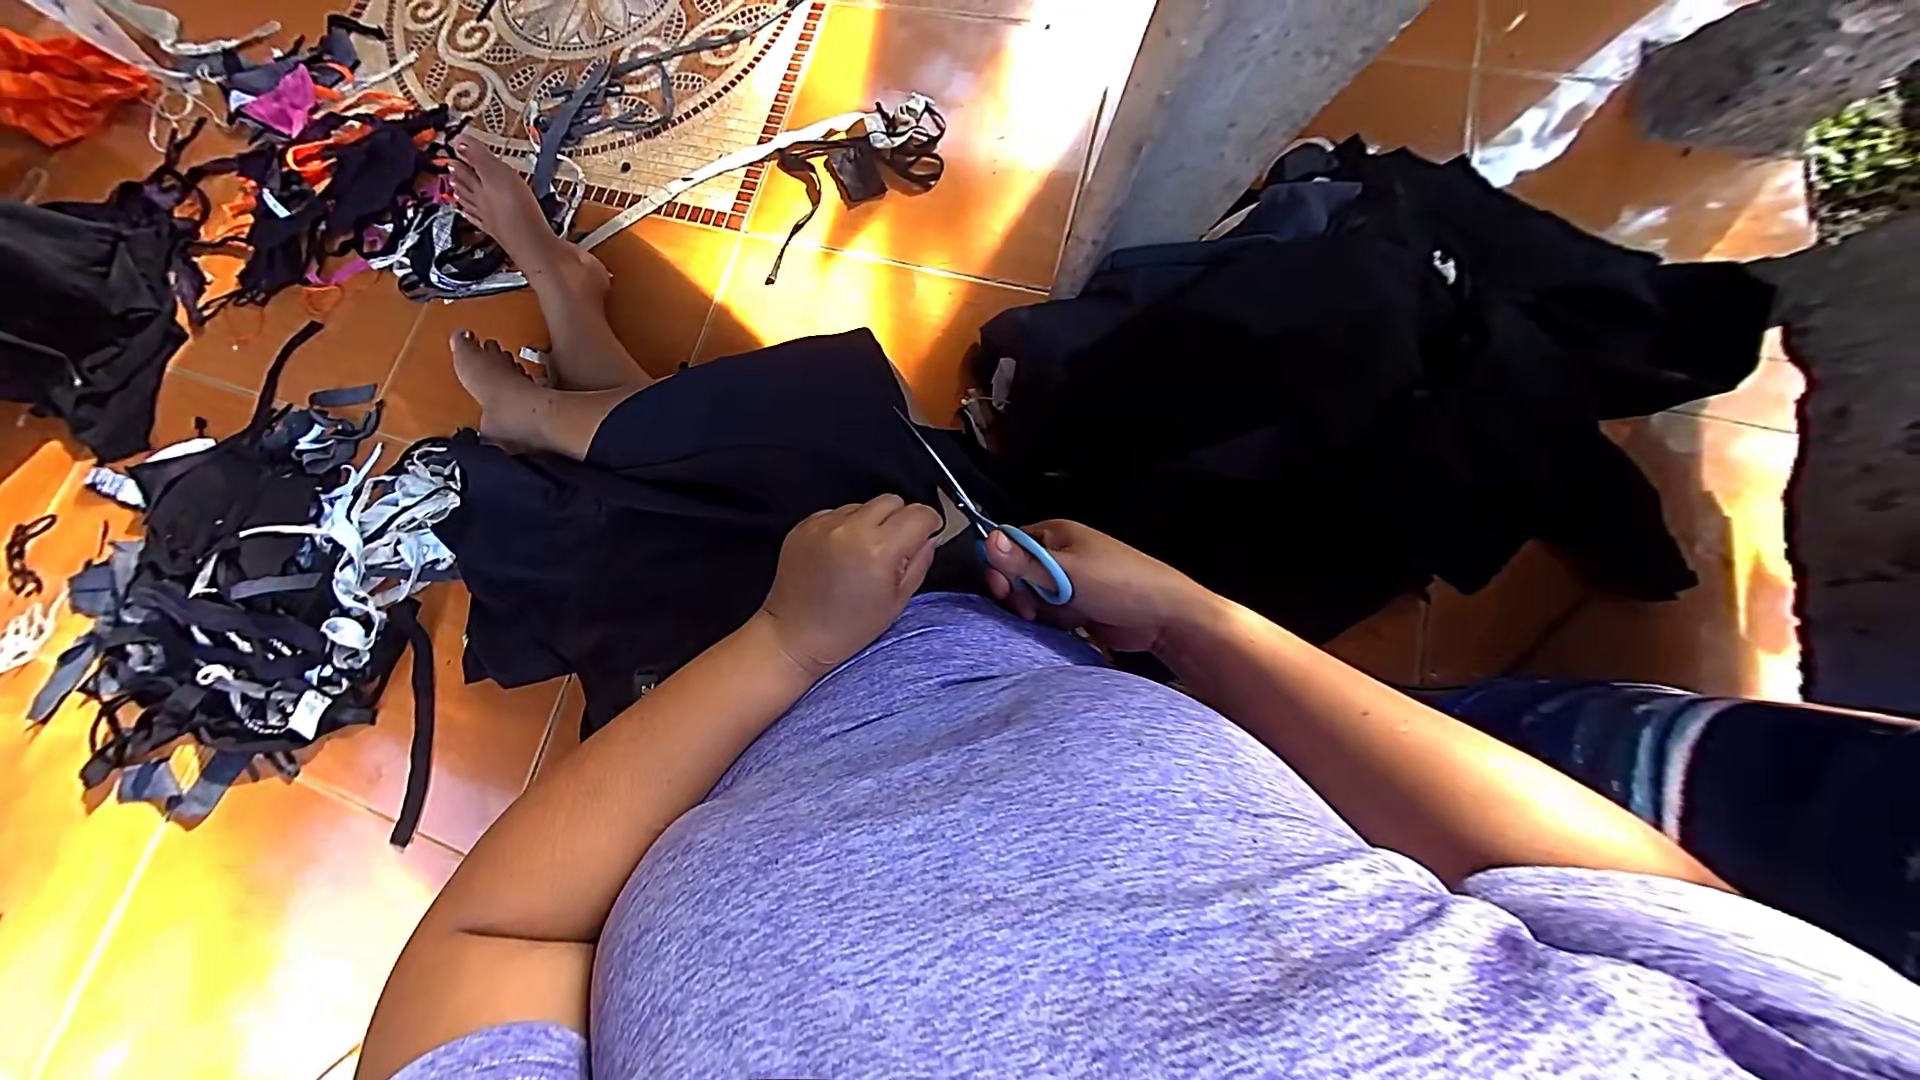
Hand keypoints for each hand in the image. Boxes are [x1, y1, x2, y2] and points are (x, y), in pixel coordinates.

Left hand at [759, 495, 943, 676]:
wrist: (795, 636)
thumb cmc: (846, 628)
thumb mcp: (897, 601)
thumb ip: (920, 562)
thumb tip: (929, 537)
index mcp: (879, 550)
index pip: (919, 514)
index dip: (930, 522)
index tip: (929, 531)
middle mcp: (850, 530)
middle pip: (893, 501)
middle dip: (901, 520)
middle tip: (894, 547)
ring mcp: (824, 525)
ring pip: (864, 504)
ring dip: (871, 523)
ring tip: (862, 554)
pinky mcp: (805, 525)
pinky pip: (838, 512)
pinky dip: (846, 527)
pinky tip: (841, 554)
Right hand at [983, 520, 1219, 653]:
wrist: (1164, 617)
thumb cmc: (1122, 584)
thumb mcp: (1066, 572)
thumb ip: (1024, 561)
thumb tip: (989, 540)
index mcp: (1055, 535)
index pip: (1009, 544)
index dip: (1001, 567)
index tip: (1005, 589)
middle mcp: (1059, 555)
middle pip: (1017, 574)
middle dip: (1022, 594)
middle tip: (1033, 607)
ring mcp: (1068, 581)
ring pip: (1032, 597)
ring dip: (1041, 611)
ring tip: (1063, 615)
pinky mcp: (1076, 605)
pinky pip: (1049, 614)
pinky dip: (1055, 621)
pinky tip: (1073, 624)